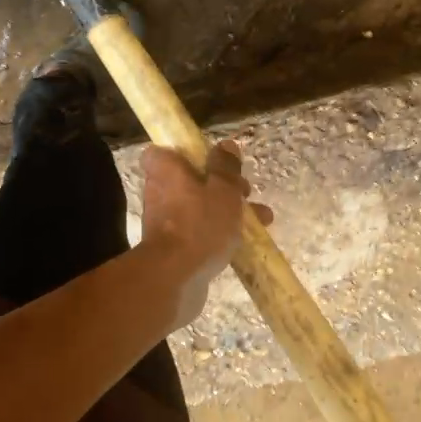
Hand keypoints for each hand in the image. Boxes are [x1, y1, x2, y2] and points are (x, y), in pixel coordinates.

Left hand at [138, 140, 272, 327]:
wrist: (174, 277)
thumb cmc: (199, 224)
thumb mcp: (222, 190)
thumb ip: (225, 167)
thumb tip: (226, 144)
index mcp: (163, 168)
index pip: (164, 151)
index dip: (189, 153)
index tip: (215, 161)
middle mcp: (158, 189)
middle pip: (190, 178)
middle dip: (221, 184)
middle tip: (247, 192)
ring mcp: (163, 219)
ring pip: (198, 205)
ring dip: (227, 208)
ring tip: (263, 219)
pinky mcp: (172, 245)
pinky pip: (198, 229)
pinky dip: (219, 231)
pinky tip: (247, 242)